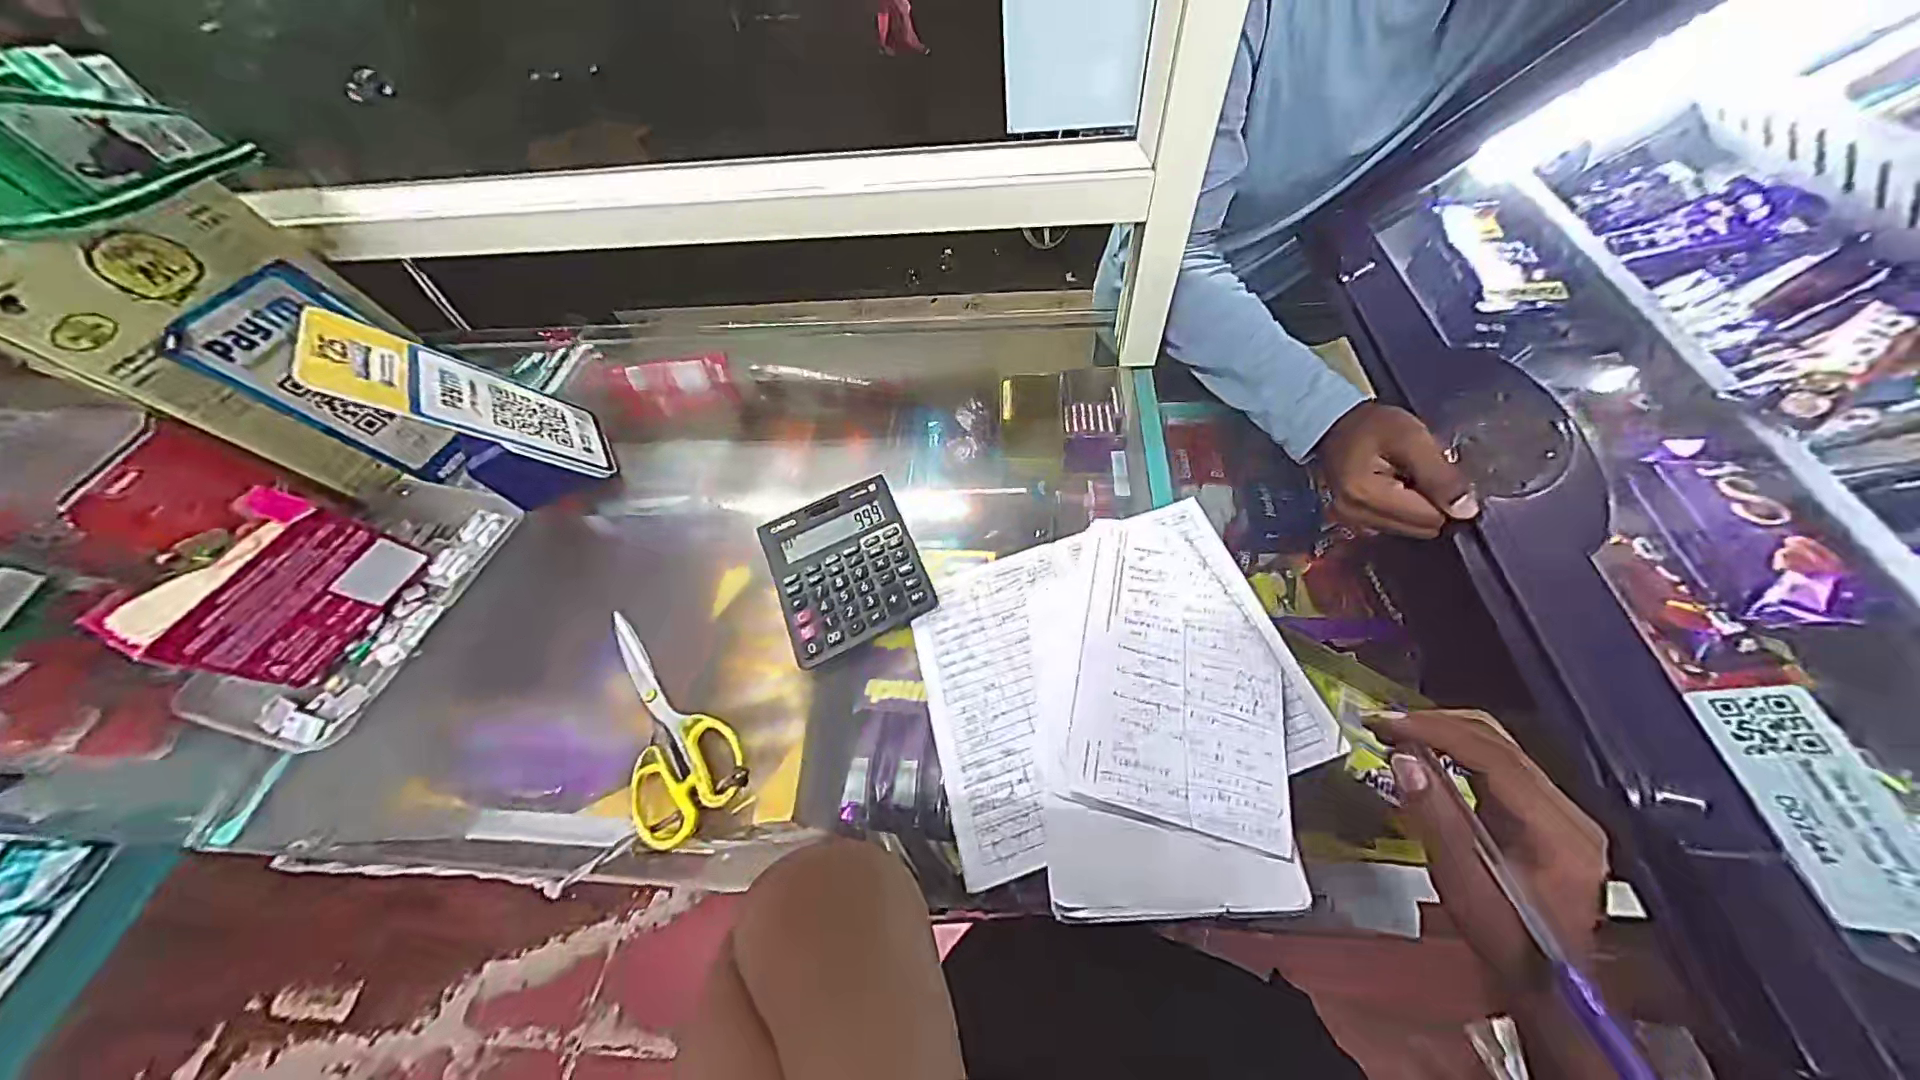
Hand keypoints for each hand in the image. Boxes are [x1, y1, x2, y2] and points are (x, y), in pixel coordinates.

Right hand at [1314, 402, 1477, 538]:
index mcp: (1366, 496)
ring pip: (1407, 529)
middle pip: (1418, 528)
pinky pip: (1392, 526)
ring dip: (1415, 507)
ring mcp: (1350, 522)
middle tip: (1420, 474)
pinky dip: (1401, 510)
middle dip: (1429, 505)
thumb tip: (1466, 512)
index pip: (1428, 518)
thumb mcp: (1412, 439)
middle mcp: (1354, 517)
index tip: (1436, 472)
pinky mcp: (1351, 522)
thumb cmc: (1373, 426)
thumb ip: (1439, 476)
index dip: (1444, 498)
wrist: (1334, 425)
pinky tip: (1394, 489)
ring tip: (1406, 479)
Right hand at [1368, 710, 1608, 1000]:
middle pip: (1498, 742)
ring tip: (1397, 732)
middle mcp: (1568, 814)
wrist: (1549, 982)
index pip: (1492, 756)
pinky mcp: (1544, 817)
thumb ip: (1434, 816)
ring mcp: (1560, 814)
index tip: (1389, 723)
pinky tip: (1426, 754)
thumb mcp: (1462, 881)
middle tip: (1385, 722)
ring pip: (1498, 747)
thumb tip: (1404, 760)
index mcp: (1557, 830)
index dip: (1435, 731)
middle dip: (1436, 724)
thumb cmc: (1508, 940)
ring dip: (1443, 733)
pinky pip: (1497, 765)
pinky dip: (1455, 751)